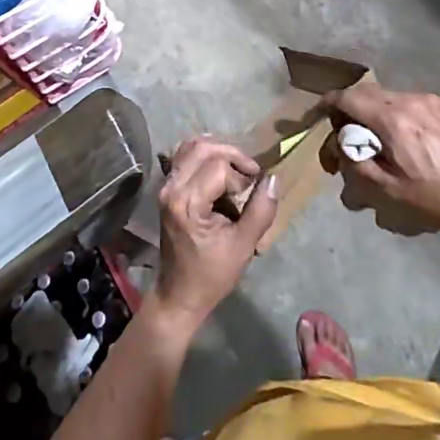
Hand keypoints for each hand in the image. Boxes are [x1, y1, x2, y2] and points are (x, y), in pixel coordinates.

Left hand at [152, 137, 278, 330]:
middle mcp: (171, 187)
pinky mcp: (166, 189)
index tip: (256, 189)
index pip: (217, 166)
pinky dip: (202, 158)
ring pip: (189, 148)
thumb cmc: (212, 274)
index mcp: (187, 201)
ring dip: (216, 152)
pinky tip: (220, 172)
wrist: (179, 291)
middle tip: (251, 173)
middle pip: (200, 148)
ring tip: (237, 171)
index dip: (241, 174)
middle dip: (231, 154)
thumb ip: (260, 210)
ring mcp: (165, 186)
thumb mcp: (243, 245)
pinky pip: (183, 159)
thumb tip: (273, 179)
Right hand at [322, 82, 439, 241]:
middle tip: (345, 132)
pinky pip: (410, 101)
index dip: (326, 104)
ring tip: (376, 136)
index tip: (317, 116)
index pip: (345, 97)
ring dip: (373, 110)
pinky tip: (405, 136)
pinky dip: (396, 112)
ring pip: (387, 95)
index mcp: (391, 119)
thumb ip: (356, 162)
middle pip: (364, 92)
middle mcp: (409, 101)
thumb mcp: (390, 188)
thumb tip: (340, 147)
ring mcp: (431, 101)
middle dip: (348, 108)